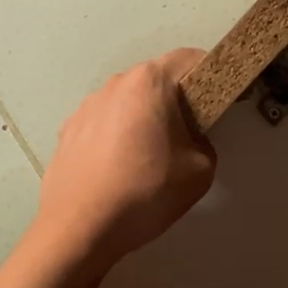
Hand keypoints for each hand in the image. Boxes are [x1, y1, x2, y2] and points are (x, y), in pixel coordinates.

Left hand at [35, 47, 216, 268]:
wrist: (79, 229)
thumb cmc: (145, 191)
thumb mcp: (200, 170)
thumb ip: (205, 143)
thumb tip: (190, 141)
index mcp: (149, 81)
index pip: (188, 58)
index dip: (209, 72)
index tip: (218, 96)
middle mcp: (117, 83)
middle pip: (155, 80)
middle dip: (174, 99)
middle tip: (187, 133)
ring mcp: (88, 105)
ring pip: (127, 101)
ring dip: (141, 118)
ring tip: (146, 158)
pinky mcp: (69, 129)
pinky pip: (103, 123)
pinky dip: (115, 137)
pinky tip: (117, 170)